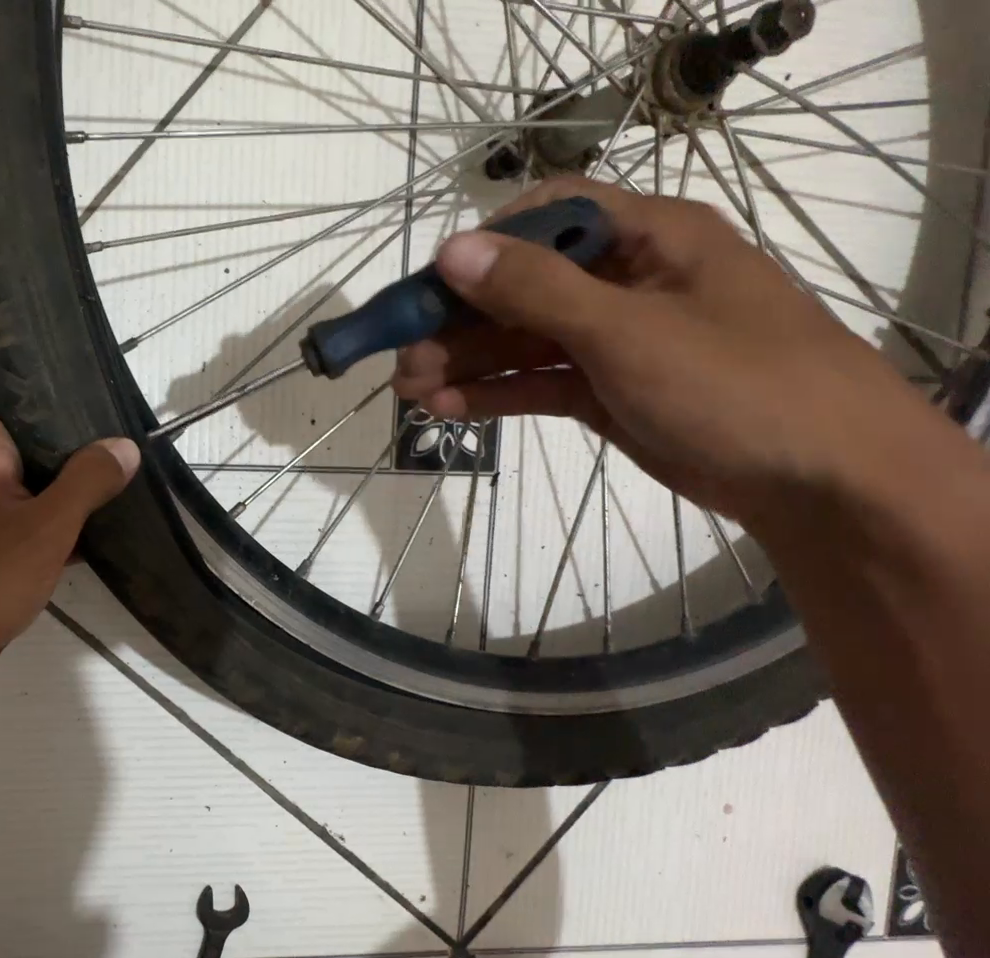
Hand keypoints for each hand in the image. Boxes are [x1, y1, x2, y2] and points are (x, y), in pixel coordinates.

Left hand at [0, 384, 139, 692]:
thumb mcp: (44, 529)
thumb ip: (85, 483)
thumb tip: (124, 446)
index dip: (22, 375)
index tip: (71, 373)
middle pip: (18, 436)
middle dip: (64, 430)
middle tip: (115, 423)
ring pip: (28, 481)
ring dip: (66, 478)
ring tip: (118, 466)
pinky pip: (29, 520)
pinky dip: (58, 519)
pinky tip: (98, 525)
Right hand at [391, 175, 942, 530]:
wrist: (819, 478)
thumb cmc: (735, 383)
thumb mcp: (627, 330)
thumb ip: (535, 290)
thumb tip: (452, 250)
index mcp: (648, 238)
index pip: (550, 216)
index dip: (484, 246)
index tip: (428, 288)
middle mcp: (625, 279)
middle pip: (520, 286)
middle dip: (457, 322)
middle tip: (402, 360)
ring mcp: (613, 338)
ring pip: (519, 340)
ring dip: (463, 363)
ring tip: (409, 393)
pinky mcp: (604, 389)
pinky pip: (534, 382)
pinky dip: (492, 394)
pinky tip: (447, 410)